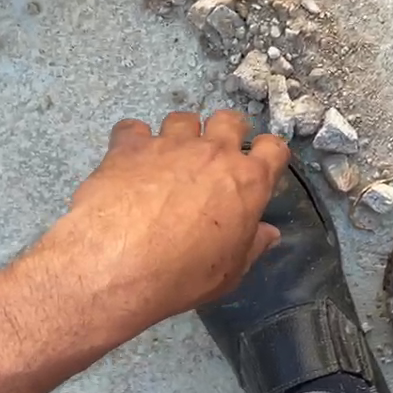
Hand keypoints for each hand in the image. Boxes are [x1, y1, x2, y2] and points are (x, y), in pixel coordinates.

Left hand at [26, 110, 289, 336]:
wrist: (118, 265)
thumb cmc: (186, 274)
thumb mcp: (231, 271)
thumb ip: (253, 245)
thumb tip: (269, 233)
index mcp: (248, 181)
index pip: (274, 148)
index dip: (269, 153)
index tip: (259, 165)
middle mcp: (214, 153)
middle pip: (230, 120)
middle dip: (227, 130)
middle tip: (215, 154)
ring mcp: (171, 145)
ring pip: (183, 118)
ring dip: (181, 133)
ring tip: (169, 156)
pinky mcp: (129, 147)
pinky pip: (132, 127)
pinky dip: (133, 140)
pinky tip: (128, 160)